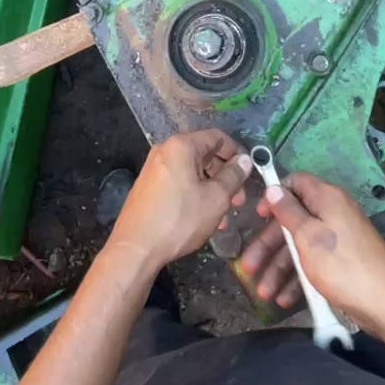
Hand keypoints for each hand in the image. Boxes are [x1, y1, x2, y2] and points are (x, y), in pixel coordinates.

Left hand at [107, 130, 252, 269]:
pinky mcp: (149, 186)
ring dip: (212, 188)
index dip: (236, 153)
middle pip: (204, 154)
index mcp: (181, 146)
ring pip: (192, 171)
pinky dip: (195, 194)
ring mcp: (155, 168)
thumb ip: (233, 176)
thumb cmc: (180, 219)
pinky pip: (179, 182)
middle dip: (225, 175)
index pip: (217, 137)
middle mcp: (165, 150)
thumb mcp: (215, 198)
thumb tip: (245, 159)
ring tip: (224, 215)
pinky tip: (204, 217)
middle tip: (239, 200)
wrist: (136, 248)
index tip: (248, 174)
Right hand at [237, 172, 384, 330]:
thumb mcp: (308, 236)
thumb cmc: (342, 266)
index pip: (296, 182)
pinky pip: (314, 262)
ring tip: (263, 292)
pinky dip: (299, 277)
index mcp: (327, 198)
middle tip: (249, 266)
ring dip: (280, 267)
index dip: (274, 195)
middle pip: (293, 220)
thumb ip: (288, 210)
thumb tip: (274, 187)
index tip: (258, 215)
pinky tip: (283, 298)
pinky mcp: (343, 261)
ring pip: (301, 245)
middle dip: (269, 245)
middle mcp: (334, 212)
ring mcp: (339, 238)